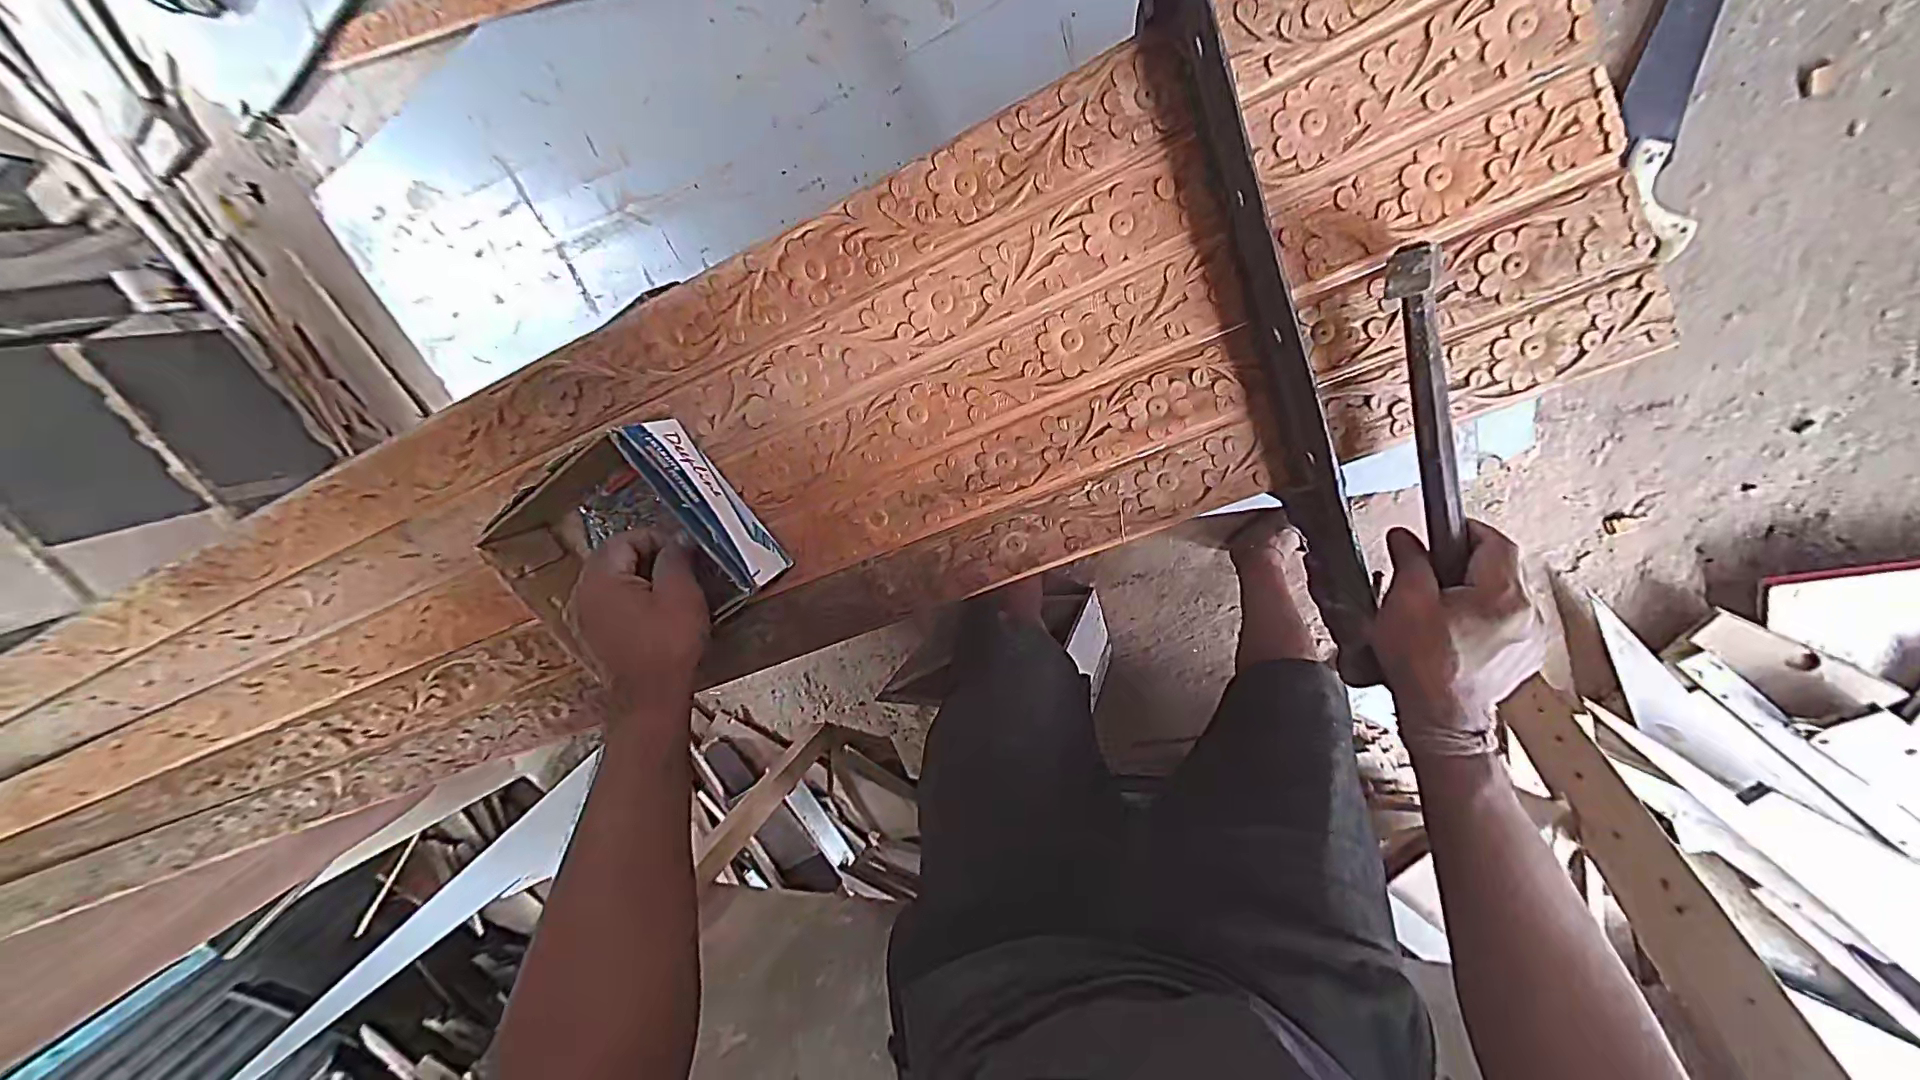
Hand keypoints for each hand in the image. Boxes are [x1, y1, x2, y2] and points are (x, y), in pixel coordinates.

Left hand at [567, 530, 710, 718]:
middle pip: (615, 559)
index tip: (685, 552)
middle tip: (684, 570)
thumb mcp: (681, 593)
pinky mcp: (592, 637)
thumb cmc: (668, 644)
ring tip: (674, 592)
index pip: (625, 539)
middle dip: (650, 558)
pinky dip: (634, 601)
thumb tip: (678, 540)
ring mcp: (583, 618)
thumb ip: (676, 558)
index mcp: (599, 578)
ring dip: (643, 580)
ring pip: (613, 583)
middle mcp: (581, 593)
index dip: (658, 539)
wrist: (651, 699)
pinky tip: (658, 615)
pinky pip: (611, 605)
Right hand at [1370, 520, 1545, 755]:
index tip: (1444, 531)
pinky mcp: (1521, 657)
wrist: (1441, 719)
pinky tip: (1450, 632)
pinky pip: (1504, 622)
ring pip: (1501, 597)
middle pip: (1499, 570)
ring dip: (1471, 593)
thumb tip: (1406, 538)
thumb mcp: (1404, 603)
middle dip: (1462, 565)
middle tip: (1429, 575)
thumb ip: (1410, 562)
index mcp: (1503, 597)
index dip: (1466, 531)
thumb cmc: (1423, 667)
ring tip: (1436, 609)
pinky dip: (1479, 619)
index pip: (1496, 542)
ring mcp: (1529, 639)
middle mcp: (1527, 615)